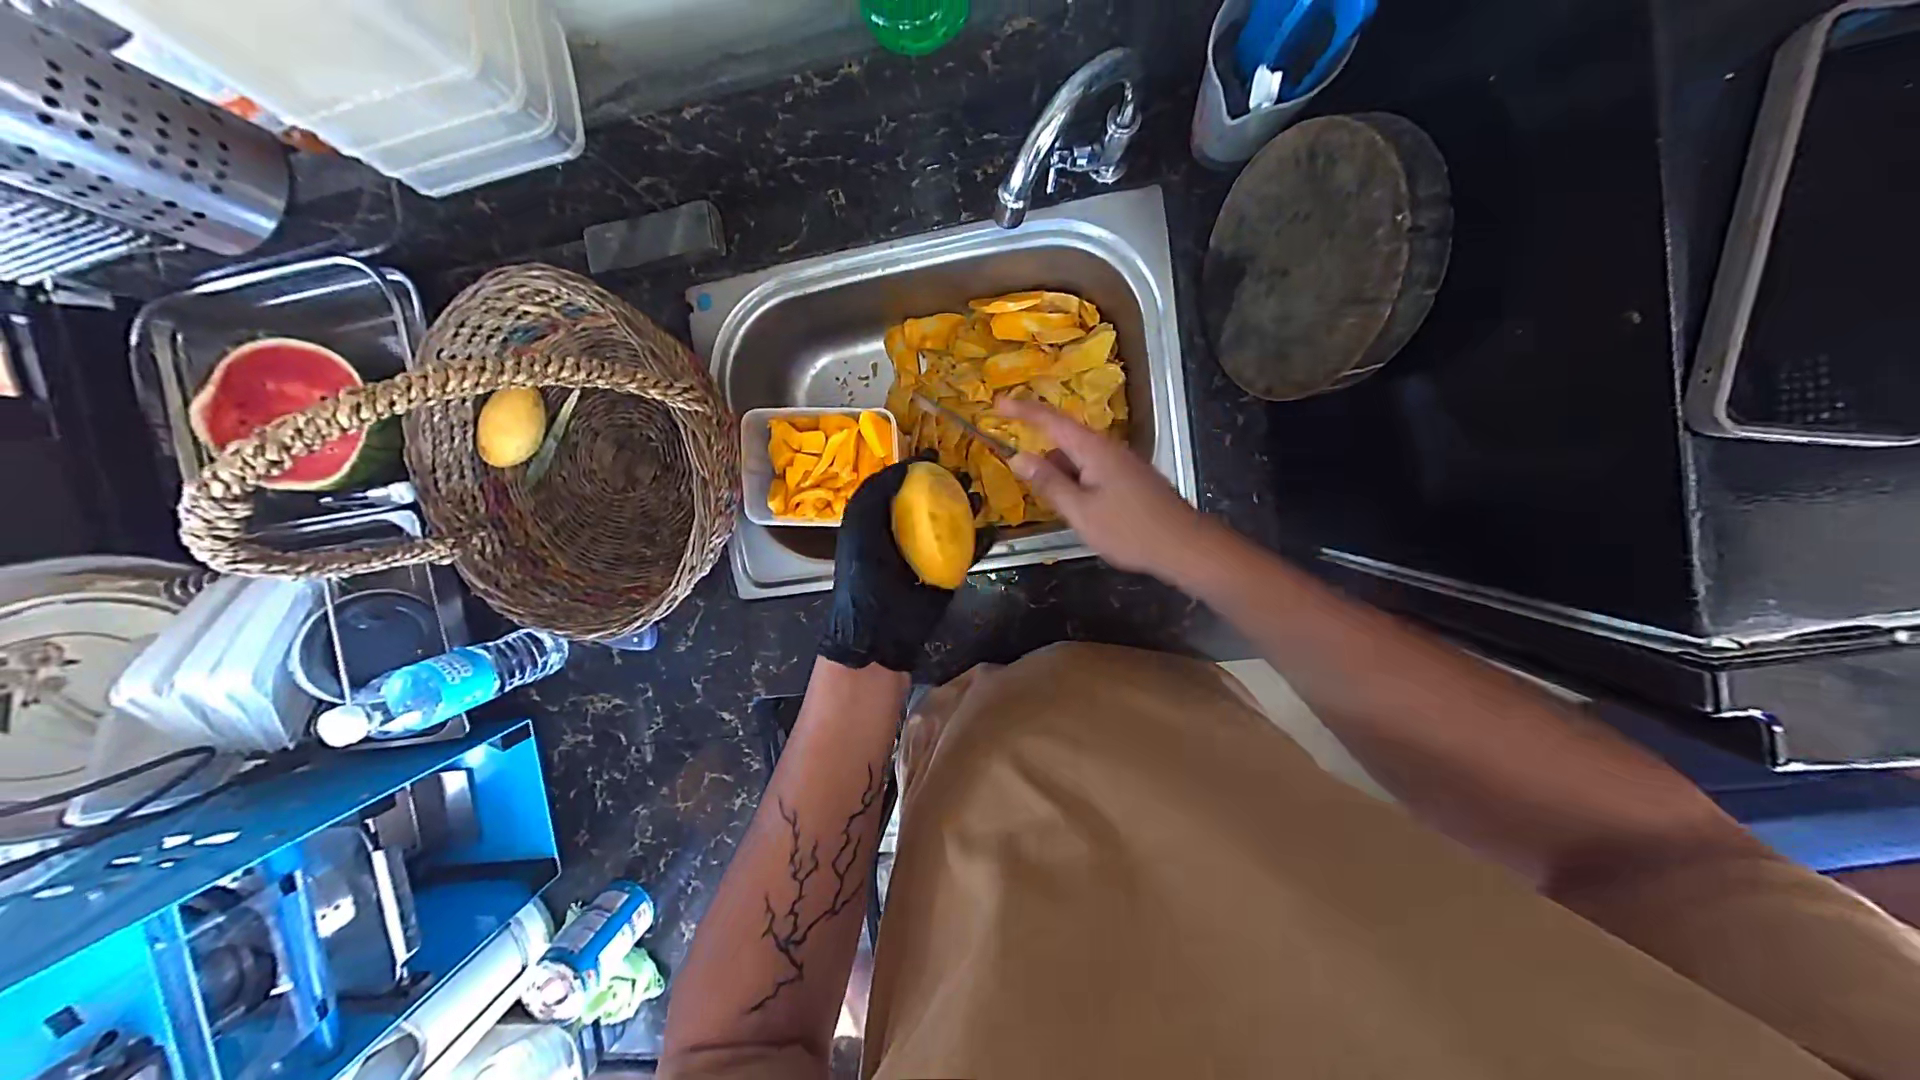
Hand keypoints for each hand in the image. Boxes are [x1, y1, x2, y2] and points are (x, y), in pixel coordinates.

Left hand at [819, 457, 988, 671]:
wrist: (880, 631)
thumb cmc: (865, 577)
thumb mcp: (862, 527)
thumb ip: (877, 494)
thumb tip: (905, 465)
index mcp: (879, 521)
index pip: (900, 487)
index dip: (917, 470)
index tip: (935, 456)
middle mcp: (904, 534)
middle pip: (932, 501)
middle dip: (950, 486)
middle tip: (965, 475)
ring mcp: (927, 555)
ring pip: (954, 524)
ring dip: (969, 510)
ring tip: (979, 500)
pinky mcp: (946, 575)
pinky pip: (968, 554)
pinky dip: (981, 543)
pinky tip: (990, 532)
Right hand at [996, 398, 1213, 579]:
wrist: (1184, 546)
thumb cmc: (1129, 530)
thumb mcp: (1080, 511)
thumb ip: (1049, 483)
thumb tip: (1018, 457)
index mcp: (1093, 449)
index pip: (1051, 420)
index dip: (1022, 410)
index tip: (996, 404)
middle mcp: (1108, 449)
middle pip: (1064, 440)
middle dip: (1040, 450)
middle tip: (1016, 468)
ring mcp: (1121, 464)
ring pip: (1078, 459)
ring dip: (1058, 473)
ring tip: (1050, 502)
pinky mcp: (1129, 480)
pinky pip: (1092, 471)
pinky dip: (1075, 482)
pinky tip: (1075, 508)